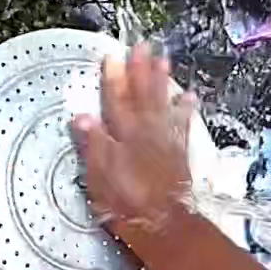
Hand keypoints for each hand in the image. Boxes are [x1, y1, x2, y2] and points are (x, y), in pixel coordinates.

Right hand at [70, 44, 197, 244]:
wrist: (162, 224)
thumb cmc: (126, 203)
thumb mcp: (99, 176)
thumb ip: (92, 145)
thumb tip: (81, 117)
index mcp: (123, 135)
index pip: (115, 101)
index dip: (112, 78)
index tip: (112, 56)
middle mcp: (146, 132)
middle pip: (142, 95)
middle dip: (141, 70)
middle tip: (143, 46)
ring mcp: (164, 141)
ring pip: (163, 104)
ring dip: (162, 82)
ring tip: (164, 60)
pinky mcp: (177, 153)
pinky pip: (182, 124)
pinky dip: (185, 110)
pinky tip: (189, 97)